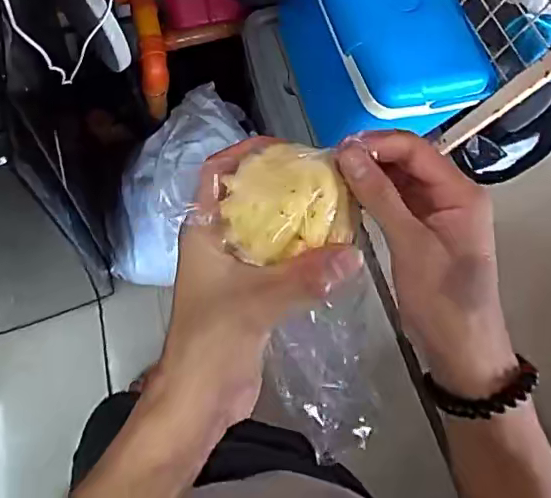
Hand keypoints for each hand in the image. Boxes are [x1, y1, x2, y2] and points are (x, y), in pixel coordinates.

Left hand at [151, 136, 364, 433]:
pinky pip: (276, 256)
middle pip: (245, 195)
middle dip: (277, 181)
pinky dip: (298, 248)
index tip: (281, 147)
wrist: (197, 403)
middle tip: (316, 173)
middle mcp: (215, 239)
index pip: (216, 172)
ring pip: (262, 226)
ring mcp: (232, 266)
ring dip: (291, 215)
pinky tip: (328, 246)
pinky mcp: (249, 291)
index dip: (243, 152)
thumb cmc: (210, 341)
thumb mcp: (256, 302)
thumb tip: (353, 255)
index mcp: (202, 228)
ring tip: (328, 202)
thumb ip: (304, 277)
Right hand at [336, 131, 519, 397]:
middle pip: (409, 159)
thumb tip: (348, 152)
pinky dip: (374, 194)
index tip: (341, 148)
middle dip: (372, 155)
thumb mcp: (410, 245)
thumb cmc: (443, 301)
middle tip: (333, 160)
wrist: (464, 357)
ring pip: (400, 177)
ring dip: (371, 173)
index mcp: (461, 191)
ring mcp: (439, 211)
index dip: (379, 143)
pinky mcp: (425, 228)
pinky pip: (397, 198)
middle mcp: (453, 193)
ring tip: (336, 173)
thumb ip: (380, 195)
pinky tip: (350, 194)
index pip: (416, 149)